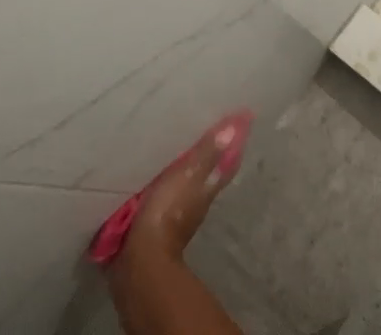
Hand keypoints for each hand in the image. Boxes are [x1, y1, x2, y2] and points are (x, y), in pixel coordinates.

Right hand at [123, 112, 250, 261]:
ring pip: (191, 185)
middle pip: (211, 174)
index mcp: (207, 188)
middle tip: (212, 131)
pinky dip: (169, 183)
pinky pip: (169, 195)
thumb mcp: (187, 176)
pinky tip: (159, 176)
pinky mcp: (159, 223)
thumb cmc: (166, 212)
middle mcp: (199, 201)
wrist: (141, 258)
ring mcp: (180, 214)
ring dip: (191, 169)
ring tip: (183, 148)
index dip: (233, 145)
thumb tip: (235, 126)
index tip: (239, 122)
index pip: (227, 163)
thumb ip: (207, 152)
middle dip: (213, 155)